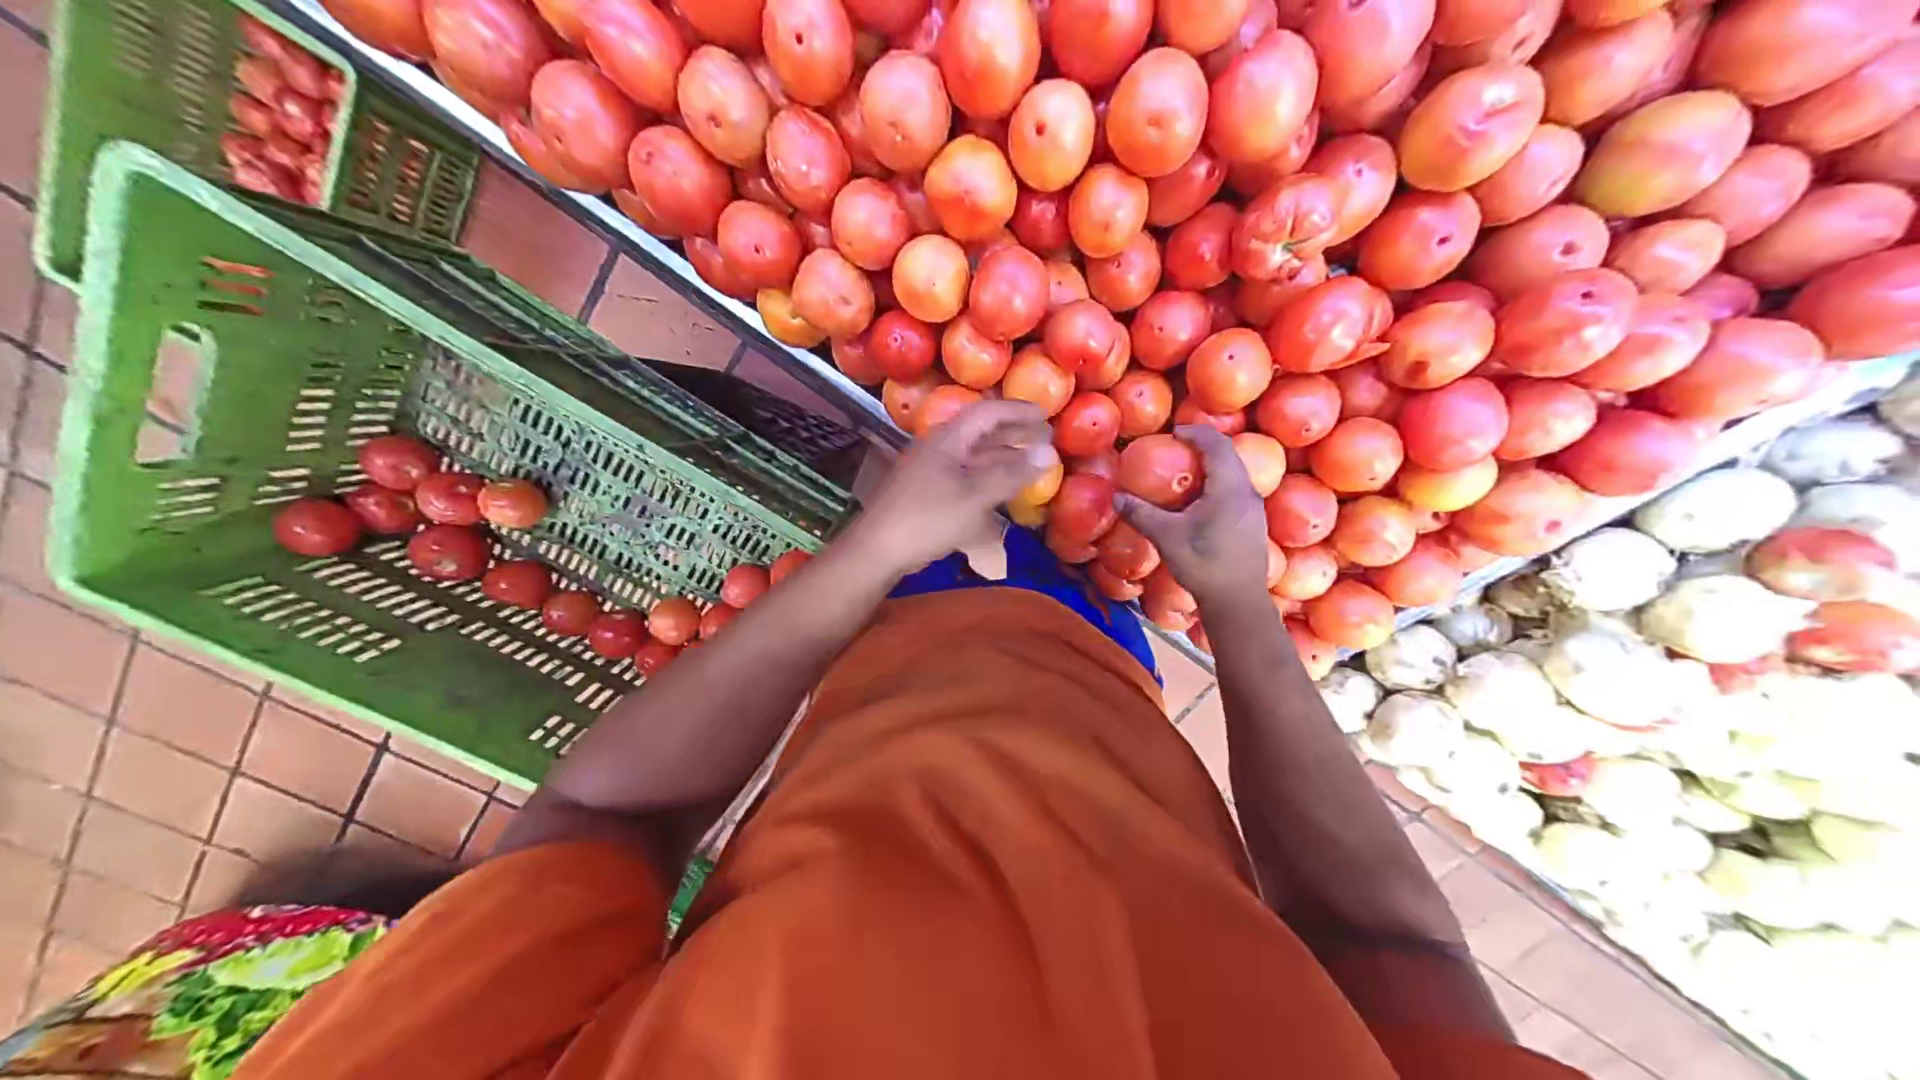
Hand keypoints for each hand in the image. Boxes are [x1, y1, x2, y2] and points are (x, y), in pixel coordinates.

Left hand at [851, 400, 1055, 575]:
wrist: (877, 551)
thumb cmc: (927, 519)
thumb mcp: (974, 497)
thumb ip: (1011, 474)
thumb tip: (1049, 453)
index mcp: (948, 440)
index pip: (987, 413)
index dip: (1018, 411)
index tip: (1047, 415)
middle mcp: (939, 450)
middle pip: (981, 433)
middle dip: (1014, 434)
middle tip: (1045, 439)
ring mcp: (931, 473)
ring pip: (973, 458)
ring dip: (1002, 459)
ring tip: (1031, 466)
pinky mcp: (928, 496)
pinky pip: (964, 480)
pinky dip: (987, 482)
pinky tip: (1001, 496)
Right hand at [1114, 425, 1270, 609]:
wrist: (1237, 601)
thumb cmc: (1203, 564)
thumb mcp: (1167, 537)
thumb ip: (1142, 514)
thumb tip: (1117, 497)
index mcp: (1229, 488)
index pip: (1217, 445)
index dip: (1196, 433)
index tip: (1175, 432)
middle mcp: (1247, 493)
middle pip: (1229, 455)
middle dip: (1205, 446)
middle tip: (1179, 447)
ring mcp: (1254, 509)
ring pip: (1235, 473)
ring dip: (1213, 465)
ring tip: (1188, 471)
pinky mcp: (1253, 523)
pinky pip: (1237, 490)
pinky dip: (1218, 483)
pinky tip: (1201, 501)